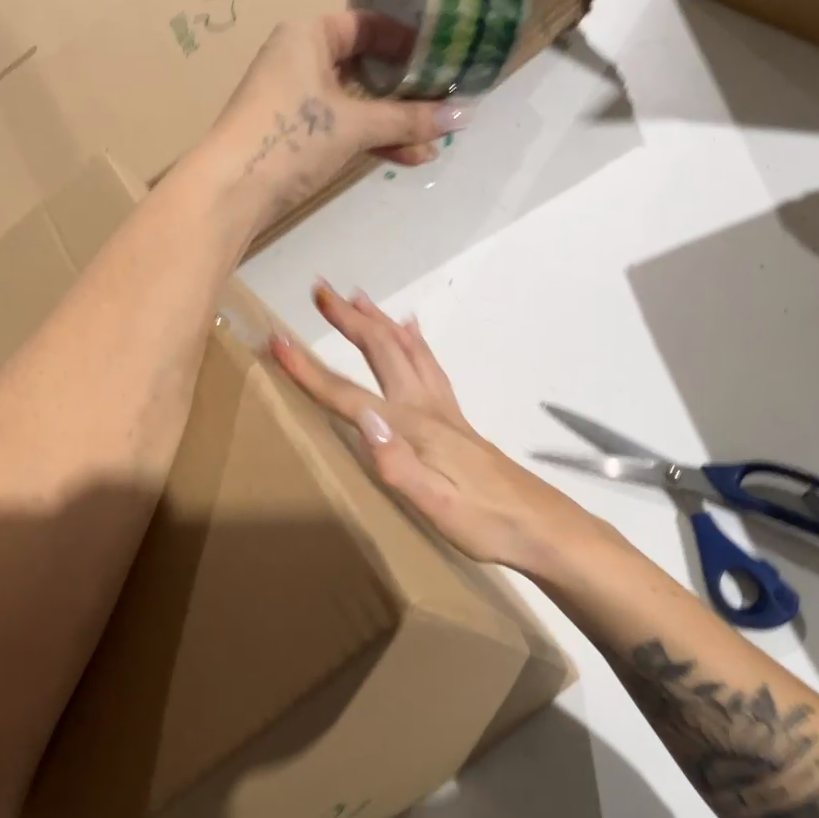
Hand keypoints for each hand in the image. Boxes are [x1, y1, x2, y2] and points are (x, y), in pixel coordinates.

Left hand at [189, 12, 467, 231]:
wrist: (229, 191)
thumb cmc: (291, 137)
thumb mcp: (355, 125)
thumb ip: (409, 120)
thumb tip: (463, 115)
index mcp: (308, 36)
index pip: (368, 25)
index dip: (407, 39)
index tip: (444, 56)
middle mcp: (300, 60)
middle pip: (365, 67)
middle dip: (406, 90)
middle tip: (447, 100)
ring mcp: (295, 100)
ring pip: (357, 103)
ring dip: (394, 123)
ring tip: (436, 140)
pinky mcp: (294, 136)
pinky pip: (343, 128)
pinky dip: (373, 140)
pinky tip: (410, 157)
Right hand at [269, 283, 594, 571]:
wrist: (542, 527)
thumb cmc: (485, 523)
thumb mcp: (436, 505)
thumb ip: (396, 462)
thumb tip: (363, 418)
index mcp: (410, 428)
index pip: (348, 394)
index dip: (308, 370)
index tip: (276, 340)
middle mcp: (425, 407)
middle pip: (382, 352)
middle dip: (348, 320)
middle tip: (320, 291)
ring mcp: (444, 410)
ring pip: (406, 350)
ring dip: (377, 321)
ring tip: (356, 298)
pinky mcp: (456, 419)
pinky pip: (429, 364)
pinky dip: (413, 340)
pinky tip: (411, 331)